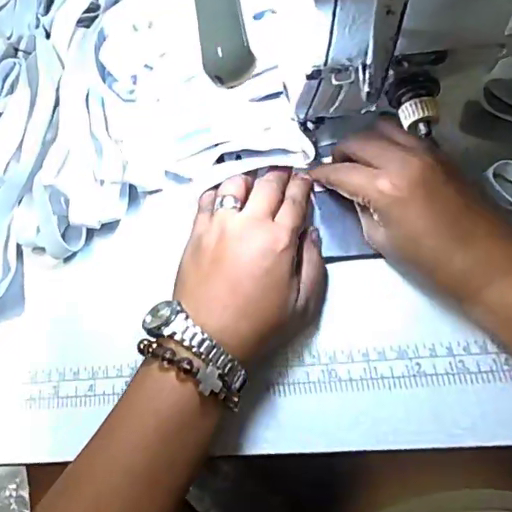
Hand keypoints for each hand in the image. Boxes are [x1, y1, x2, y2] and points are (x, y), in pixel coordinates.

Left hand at [173, 168, 325, 361]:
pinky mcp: (197, 229)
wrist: (206, 339)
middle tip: (286, 173)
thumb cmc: (259, 325)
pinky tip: (227, 196)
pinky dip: (221, 190)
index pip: (295, 198)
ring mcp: (220, 223)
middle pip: (268, 182)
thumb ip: (313, 263)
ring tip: (256, 184)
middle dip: (281, 174)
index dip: (303, 184)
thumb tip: (310, 232)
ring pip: (236, 182)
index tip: (305, 178)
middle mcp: (250, 222)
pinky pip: (208, 196)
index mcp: (279, 239)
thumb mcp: (303, 304)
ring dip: (251, 179)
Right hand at [309, 120, 511, 306]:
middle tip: (335, 168)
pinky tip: (387, 159)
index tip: (312, 177)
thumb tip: (351, 194)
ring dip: (366, 140)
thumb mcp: (384, 241)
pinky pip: (407, 135)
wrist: (488, 261)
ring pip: (384, 128)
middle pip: (359, 140)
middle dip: (341, 152)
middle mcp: (404, 160)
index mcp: (386, 187)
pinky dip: (390, 141)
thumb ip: (362, 210)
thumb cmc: (435, 263)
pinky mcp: (442, 153)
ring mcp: (426, 152)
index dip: (321, 174)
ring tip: (360, 159)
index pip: (341, 170)